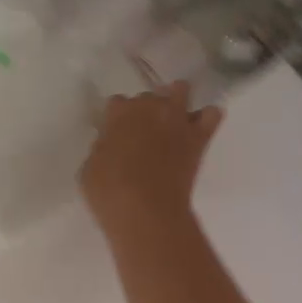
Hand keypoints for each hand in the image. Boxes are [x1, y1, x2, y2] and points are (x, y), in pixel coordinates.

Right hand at [79, 82, 224, 238]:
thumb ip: (101, 148)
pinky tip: (193, 130)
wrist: (145, 212)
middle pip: (148, 96)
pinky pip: (212, 114)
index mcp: (121, 114)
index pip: (116, 102)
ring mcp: (178, 119)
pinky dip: (204, 118)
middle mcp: (151, 107)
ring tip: (167, 120)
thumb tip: (110, 143)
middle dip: (143, 111)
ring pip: (181, 90)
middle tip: (138, 134)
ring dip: (173, 101)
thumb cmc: (109, 193)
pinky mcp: (199, 136)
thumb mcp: (89, 169)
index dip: (113, 118)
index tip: (111, 134)